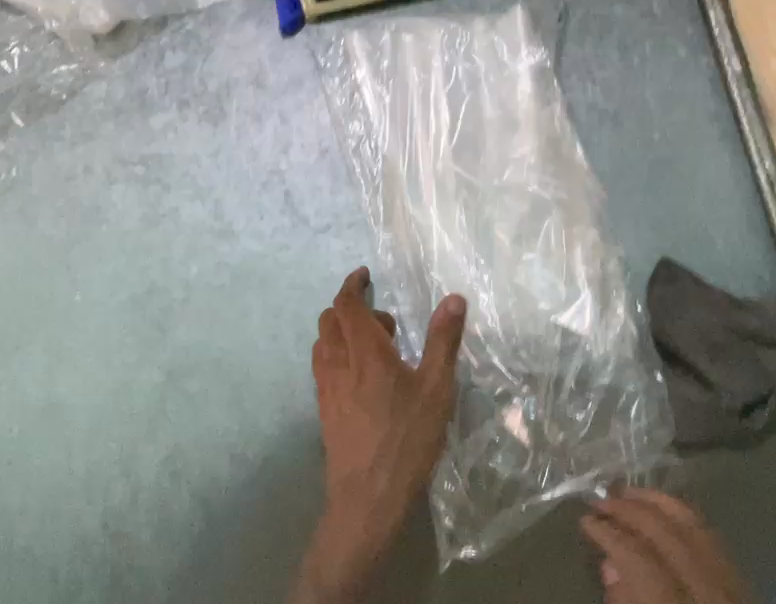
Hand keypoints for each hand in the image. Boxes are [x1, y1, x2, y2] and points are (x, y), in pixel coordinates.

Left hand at [291, 266, 466, 603]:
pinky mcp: (324, 412)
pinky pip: (322, 368)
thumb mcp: (437, 389)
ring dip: (342, 333)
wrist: (367, 500)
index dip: (352, 285)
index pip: (346, 305)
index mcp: (365, 352)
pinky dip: (338, 356)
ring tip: (376, 349)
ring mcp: (326, 390)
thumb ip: (443, 340)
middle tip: (388, 325)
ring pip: (322, 344)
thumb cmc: (407, 440)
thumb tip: (453, 298)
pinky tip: (364, 380)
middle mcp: (338, 364)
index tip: (365, 275)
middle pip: (328, 320)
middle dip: (352, 309)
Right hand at [581, 490, 750, 603]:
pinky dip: (687, 520)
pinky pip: (714, 542)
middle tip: (600, 500)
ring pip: (698, 530)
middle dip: (632, 511)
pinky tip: (666, 514)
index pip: (641, 561)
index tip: (585, 521)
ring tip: (629, 495)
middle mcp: (712, 597)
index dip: (610, 535)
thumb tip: (611, 568)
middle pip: (671, 538)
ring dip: (660, 505)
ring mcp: (737, 592)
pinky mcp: (747, 592)